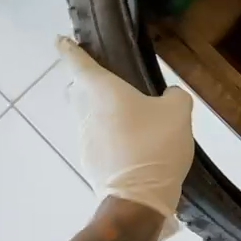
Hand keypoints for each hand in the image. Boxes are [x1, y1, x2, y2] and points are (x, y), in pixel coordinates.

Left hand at [56, 38, 194, 218]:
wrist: (138, 199)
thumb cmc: (155, 145)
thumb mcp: (178, 113)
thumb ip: (174, 96)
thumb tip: (169, 96)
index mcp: (102, 90)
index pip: (78, 61)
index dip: (69, 49)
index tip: (61, 41)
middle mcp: (85, 110)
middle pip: (78, 90)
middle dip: (87, 84)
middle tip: (112, 87)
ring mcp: (84, 138)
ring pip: (87, 117)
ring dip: (103, 116)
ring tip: (132, 125)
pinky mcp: (88, 161)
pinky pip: (97, 141)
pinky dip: (109, 140)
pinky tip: (133, 149)